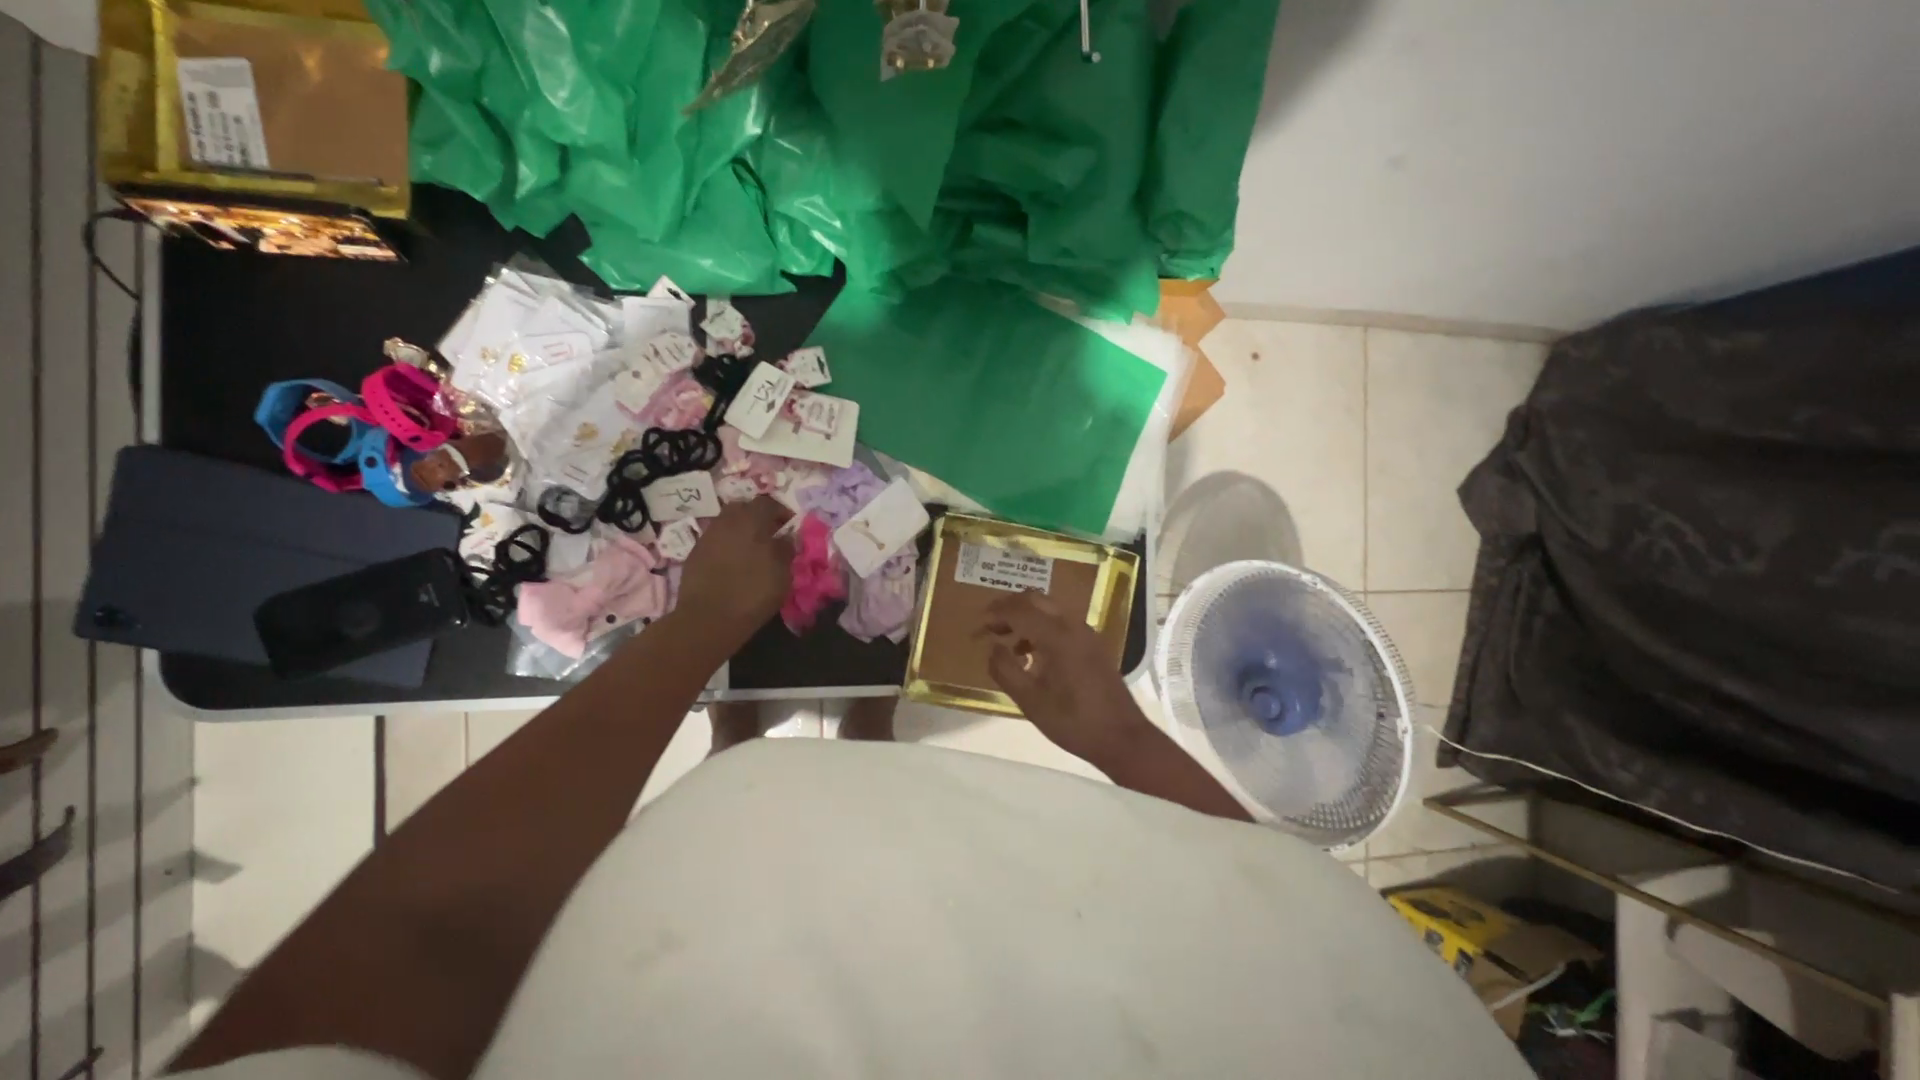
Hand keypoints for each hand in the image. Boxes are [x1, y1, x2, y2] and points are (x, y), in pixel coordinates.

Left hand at [676, 497, 792, 642]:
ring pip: (726, 523)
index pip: (768, 502)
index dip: (781, 511)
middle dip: (757, 516)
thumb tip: (787, 537)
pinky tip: (732, 563)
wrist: (707, 618)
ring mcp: (707, 536)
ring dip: (740, 531)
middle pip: (743, 508)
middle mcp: (726, 521)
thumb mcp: (782, 574)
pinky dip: (726, 545)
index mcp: (751, 520)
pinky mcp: (694, 554)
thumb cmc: (752, 594)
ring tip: (750, 550)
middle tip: (768, 534)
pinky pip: (715, 540)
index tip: (789, 526)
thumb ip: (786, 549)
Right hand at [980, 590, 1152, 765]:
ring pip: (1050, 609)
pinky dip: (1042, 627)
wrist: (1121, 736)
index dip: (994, 614)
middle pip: (1035, 599)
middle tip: (989, 626)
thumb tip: (991, 647)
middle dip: (1009, 607)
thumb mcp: (1029, 700)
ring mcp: (1087, 634)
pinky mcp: (1094, 645)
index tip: (977, 628)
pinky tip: (1032, 654)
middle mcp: (1073, 626)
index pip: (1018, 610)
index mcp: (1056, 635)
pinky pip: (1062, 623)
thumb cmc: (1072, 721)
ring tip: (1006, 641)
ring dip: (1026, 617)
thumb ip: (1005, 669)